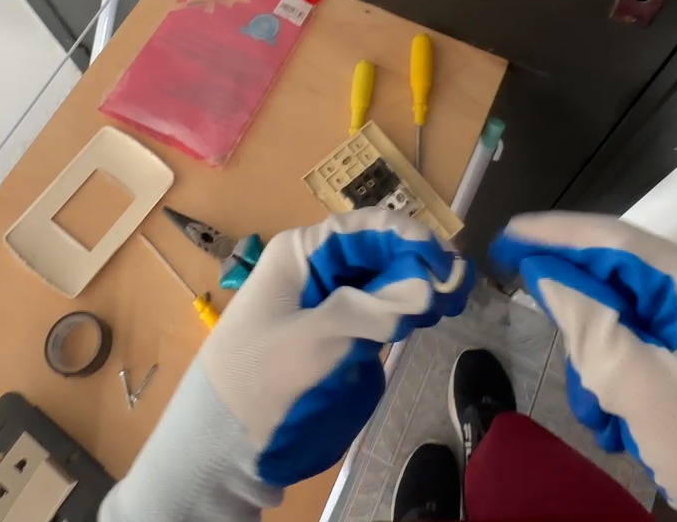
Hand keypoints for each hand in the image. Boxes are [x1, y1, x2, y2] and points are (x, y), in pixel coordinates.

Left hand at [102, 209, 473, 521]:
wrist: (218, 446)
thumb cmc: (259, 382)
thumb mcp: (315, 342)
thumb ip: (372, 311)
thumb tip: (428, 285)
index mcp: (300, 253)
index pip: (364, 229)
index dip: (410, 237)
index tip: (448, 261)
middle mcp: (313, 268)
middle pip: (375, 252)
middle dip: (417, 263)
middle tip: (458, 286)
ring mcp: (322, 301)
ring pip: (378, 281)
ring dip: (412, 287)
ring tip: (450, 301)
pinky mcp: (330, 333)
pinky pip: (371, 312)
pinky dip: (399, 313)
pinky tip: (423, 318)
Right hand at [489, 212, 676, 521]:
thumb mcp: (638, 388)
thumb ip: (589, 324)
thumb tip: (541, 270)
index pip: (616, 240)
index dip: (558, 233)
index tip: (509, 232)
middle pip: (611, 271)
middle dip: (580, 312)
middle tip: (560, 346)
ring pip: (610, 301)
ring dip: (594, 349)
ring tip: (605, 401)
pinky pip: (621, 325)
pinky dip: (606, 361)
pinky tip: (616, 407)